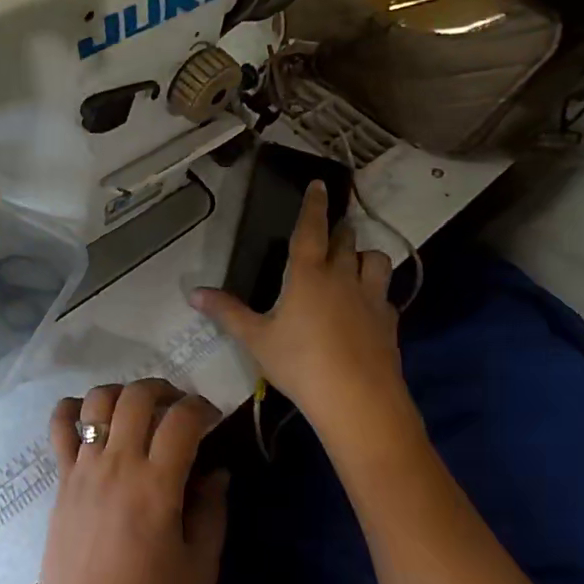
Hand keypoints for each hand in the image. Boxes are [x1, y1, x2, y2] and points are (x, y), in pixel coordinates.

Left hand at [22, 378, 229, 583]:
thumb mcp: (200, 568)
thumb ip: (214, 512)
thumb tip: (217, 471)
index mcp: (157, 486)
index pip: (182, 417)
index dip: (202, 407)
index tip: (211, 420)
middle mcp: (119, 465)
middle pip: (138, 395)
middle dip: (165, 389)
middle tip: (177, 409)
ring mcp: (84, 468)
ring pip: (99, 400)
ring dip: (124, 393)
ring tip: (139, 411)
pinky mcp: (61, 478)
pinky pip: (59, 425)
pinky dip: (74, 409)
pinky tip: (91, 418)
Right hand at [190, 181, 410, 434]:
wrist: (358, 398)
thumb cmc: (301, 364)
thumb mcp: (257, 340)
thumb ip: (228, 313)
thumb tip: (193, 292)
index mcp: (308, 274)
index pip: (311, 228)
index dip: (314, 204)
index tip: (321, 184)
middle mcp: (342, 276)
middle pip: (345, 240)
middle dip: (339, 229)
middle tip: (333, 227)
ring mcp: (370, 296)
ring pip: (375, 258)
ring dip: (365, 254)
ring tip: (356, 261)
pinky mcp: (389, 319)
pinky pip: (385, 293)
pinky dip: (377, 290)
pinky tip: (369, 304)